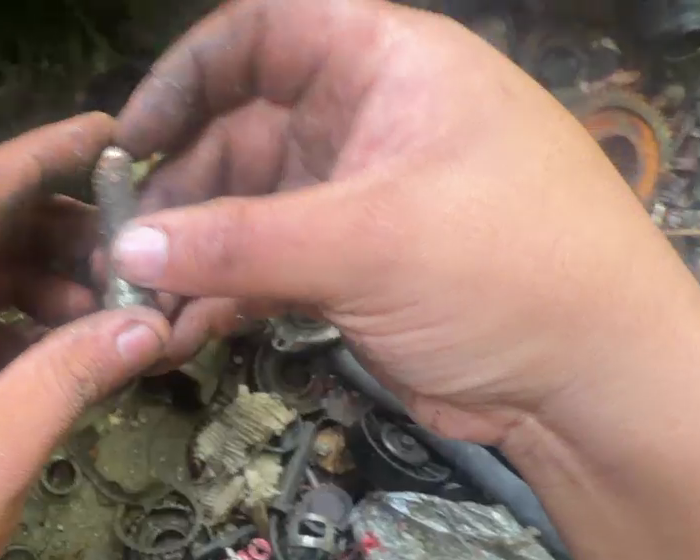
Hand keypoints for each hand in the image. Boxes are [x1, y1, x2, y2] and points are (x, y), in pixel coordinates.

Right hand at [111, 0, 699, 444]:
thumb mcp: (368, 243)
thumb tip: (125, 250)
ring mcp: (342, 208)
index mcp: (382, 69)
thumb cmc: (504, 273)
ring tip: (144, 314)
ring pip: (235, 219)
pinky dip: (215, 302)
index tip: (129, 144)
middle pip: (232, 140)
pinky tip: (181, 337)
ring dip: (186, 264)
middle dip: (174, 201)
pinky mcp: (334, 275)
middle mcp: (355, 128)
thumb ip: (240, 244)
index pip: (264, 33)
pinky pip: (253, 275)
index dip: (187, 76)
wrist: (580, 385)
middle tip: (119, 264)